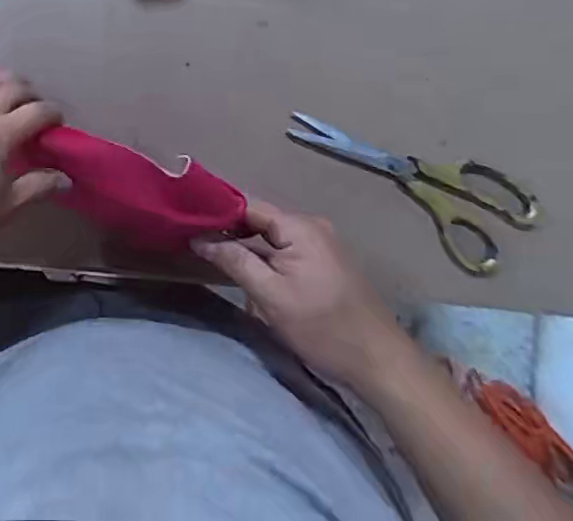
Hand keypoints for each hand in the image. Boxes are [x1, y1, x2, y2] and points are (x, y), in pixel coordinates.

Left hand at [0, 55, 66, 258]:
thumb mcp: (6, 205)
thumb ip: (38, 186)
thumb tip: (65, 178)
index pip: (37, 112)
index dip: (53, 114)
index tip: (59, 124)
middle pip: (14, 88)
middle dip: (33, 94)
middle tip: (39, 110)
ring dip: (8, 78)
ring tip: (18, 87)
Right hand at [193, 198, 410, 382]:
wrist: (383, 365)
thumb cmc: (324, 328)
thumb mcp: (271, 296)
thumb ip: (234, 261)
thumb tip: (200, 238)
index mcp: (300, 226)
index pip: (247, 207)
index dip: (217, 215)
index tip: (190, 226)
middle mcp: (312, 226)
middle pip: (259, 221)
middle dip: (230, 234)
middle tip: (197, 247)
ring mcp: (322, 244)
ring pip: (271, 238)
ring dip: (247, 249)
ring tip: (215, 260)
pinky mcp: (326, 264)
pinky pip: (286, 251)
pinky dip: (265, 259)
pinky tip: (249, 274)